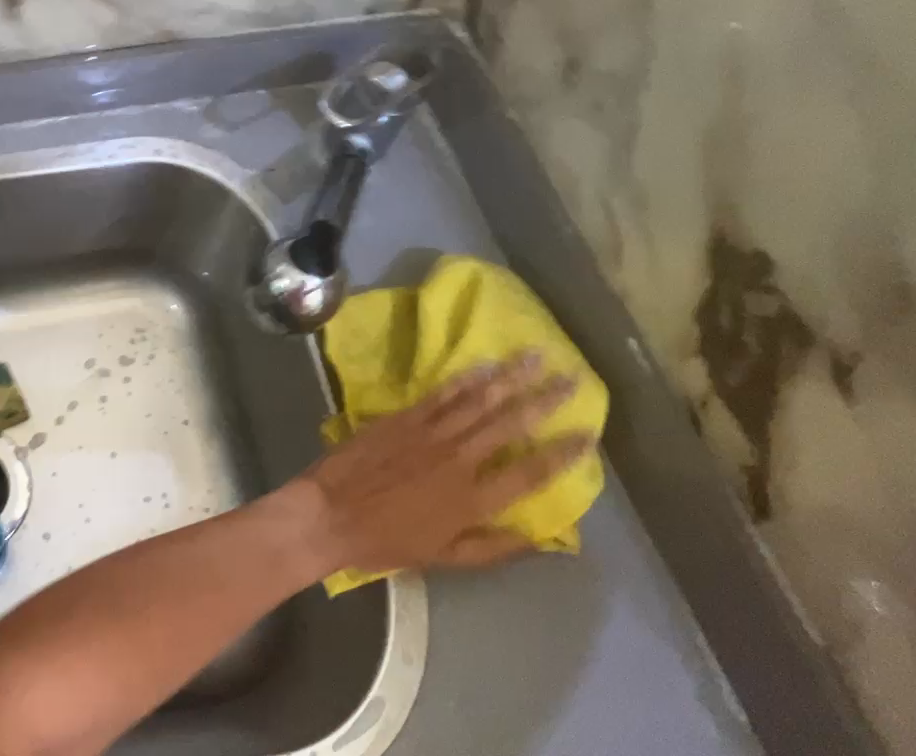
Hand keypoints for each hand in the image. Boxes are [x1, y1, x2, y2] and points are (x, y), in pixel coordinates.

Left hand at [296, 352, 594, 574]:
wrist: (327, 514)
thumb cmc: (384, 541)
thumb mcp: (444, 558)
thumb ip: (494, 547)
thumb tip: (541, 537)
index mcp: (473, 499)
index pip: (530, 472)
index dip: (563, 453)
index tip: (588, 433)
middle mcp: (458, 460)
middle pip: (510, 424)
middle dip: (544, 400)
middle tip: (573, 378)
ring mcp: (428, 434)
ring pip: (477, 400)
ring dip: (509, 377)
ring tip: (535, 356)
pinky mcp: (400, 419)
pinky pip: (439, 395)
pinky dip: (463, 379)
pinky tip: (483, 365)